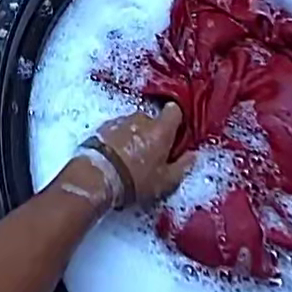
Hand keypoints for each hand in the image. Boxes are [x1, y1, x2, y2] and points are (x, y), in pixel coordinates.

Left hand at [61, 103, 195, 209]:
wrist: (99, 175)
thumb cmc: (137, 179)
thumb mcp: (167, 180)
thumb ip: (182, 165)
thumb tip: (192, 155)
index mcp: (160, 129)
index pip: (174, 111)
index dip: (177, 120)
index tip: (176, 134)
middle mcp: (140, 118)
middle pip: (152, 120)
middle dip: (154, 133)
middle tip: (153, 155)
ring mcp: (120, 120)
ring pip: (134, 124)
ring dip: (136, 135)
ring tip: (133, 158)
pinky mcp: (103, 126)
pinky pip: (118, 129)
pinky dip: (120, 138)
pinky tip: (118, 155)